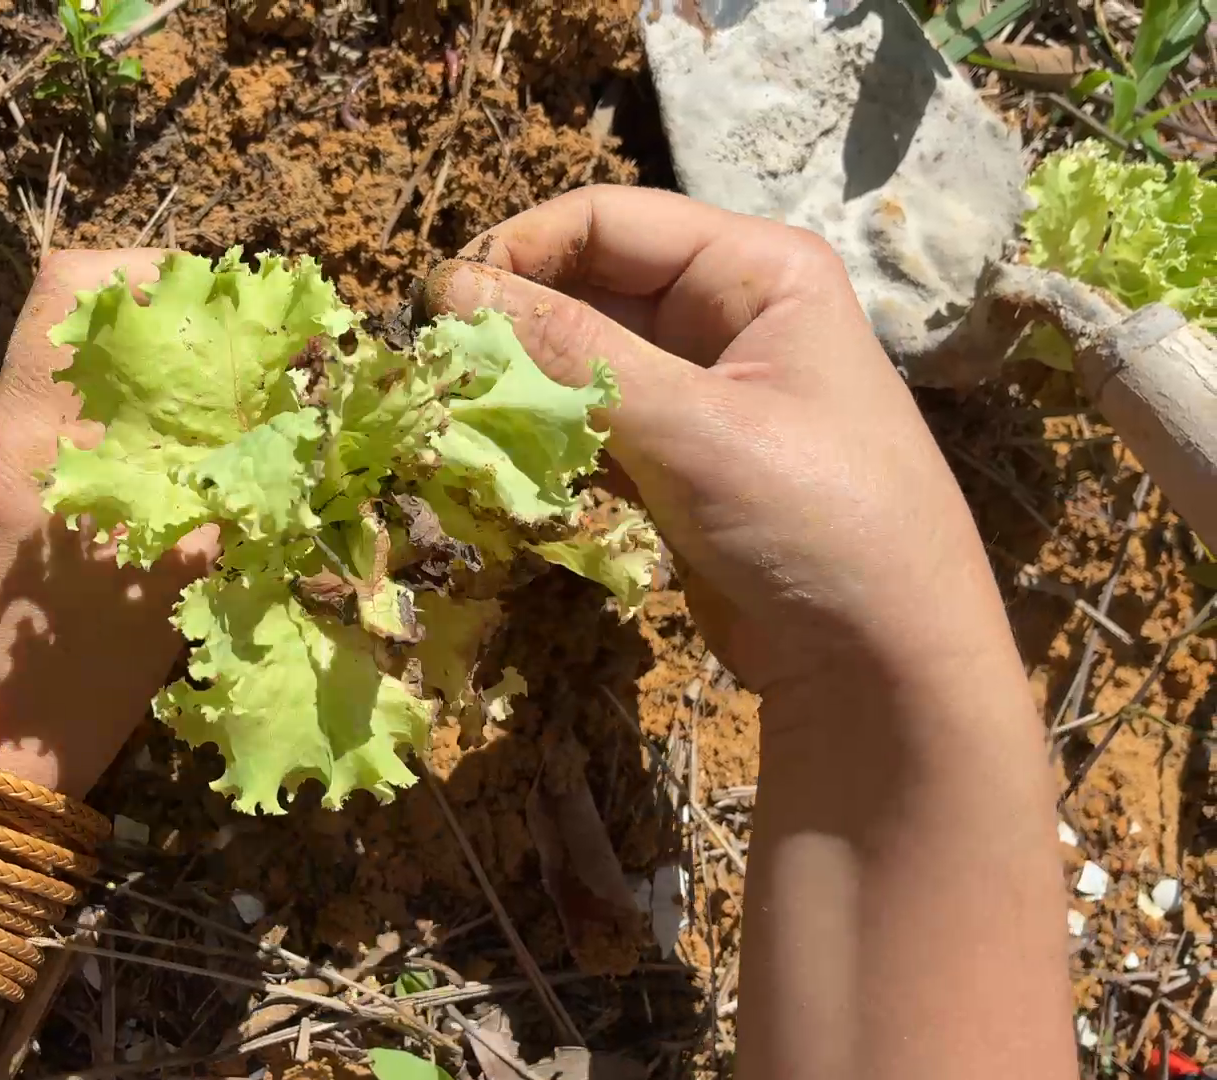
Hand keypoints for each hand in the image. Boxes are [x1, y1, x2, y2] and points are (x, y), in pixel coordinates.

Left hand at [0, 249, 212, 796]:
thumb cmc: (77, 689)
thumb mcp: (169, 584)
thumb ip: (213, 491)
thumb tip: (269, 426)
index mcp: (18, 453)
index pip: (67, 293)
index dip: (138, 275)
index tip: (192, 303)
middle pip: (56, 346)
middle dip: (129, 363)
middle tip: (183, 403)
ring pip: (28, 398)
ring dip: (85, 417)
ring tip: (128, 477)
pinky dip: (46, 452)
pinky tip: (73, 514)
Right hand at [424, 186, 1017, 697]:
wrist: (872, 659)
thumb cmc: (811, 521)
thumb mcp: (689, 425)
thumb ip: (570, 353)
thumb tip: (451, 290)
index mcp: (748, 270)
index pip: (603, 221)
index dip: (515, 252)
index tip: (439, 308)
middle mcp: (714, 315)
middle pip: (582, 288)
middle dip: (508, 323)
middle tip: (439, 369)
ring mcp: (686, 387)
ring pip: (573, 358)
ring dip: (514, 383)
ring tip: (458, 415)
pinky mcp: (660, 451)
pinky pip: (580, 418)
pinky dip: (537, 432)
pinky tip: (499, 455)